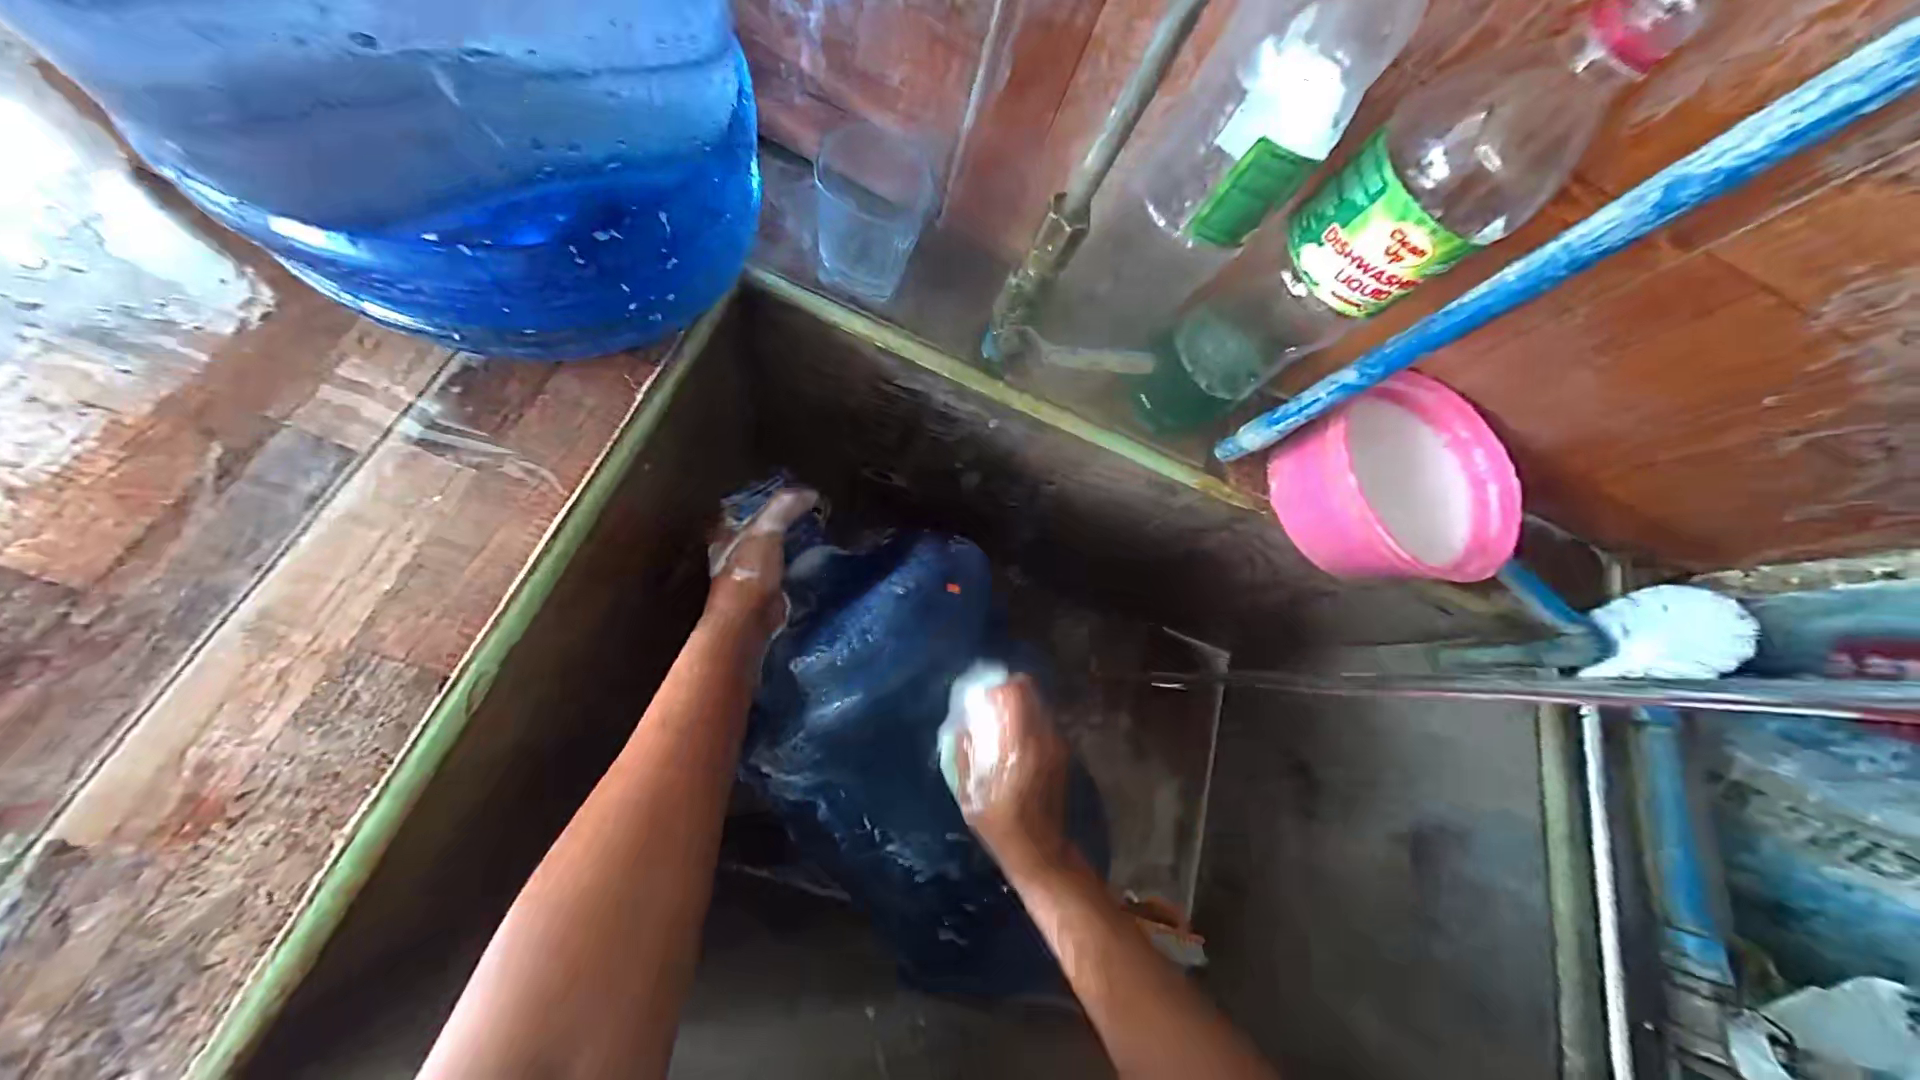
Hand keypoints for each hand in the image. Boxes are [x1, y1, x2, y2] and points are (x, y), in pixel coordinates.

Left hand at [704, 487, 817, 642]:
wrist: (748, 620)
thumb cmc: (749, 572)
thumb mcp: (766, 531)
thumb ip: (784, 509)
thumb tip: (810, 493)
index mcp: (727, 533)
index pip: (748, 507)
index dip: (770, 500)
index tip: (796, 495)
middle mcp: (734, 551)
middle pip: (761, 528)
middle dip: (783, 521)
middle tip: (811, 512)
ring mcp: (749, 572)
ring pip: (773, 548)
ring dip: (792, 542)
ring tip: (817, 533)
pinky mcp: (765, 590)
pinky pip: (784, 568)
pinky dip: (798, 562)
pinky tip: (814, 558)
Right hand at [953, 675, 1073, 881]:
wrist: (1041, 850)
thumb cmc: (1000, 824)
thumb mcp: (970, 793)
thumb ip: (964, 754)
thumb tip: (961, 725)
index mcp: (1018, 743)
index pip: (1014, 692)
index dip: (997, 686)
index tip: (982, 693)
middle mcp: (1042, 737)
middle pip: (1029, 692)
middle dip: (1009, 690)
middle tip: (991, 701)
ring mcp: (1056, 744)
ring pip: (1038, 704)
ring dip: (1019, 704)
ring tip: (1001, 719)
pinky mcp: (1062, 753)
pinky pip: (1043, 721)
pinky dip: (1028, 720)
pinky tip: (1014, 738)